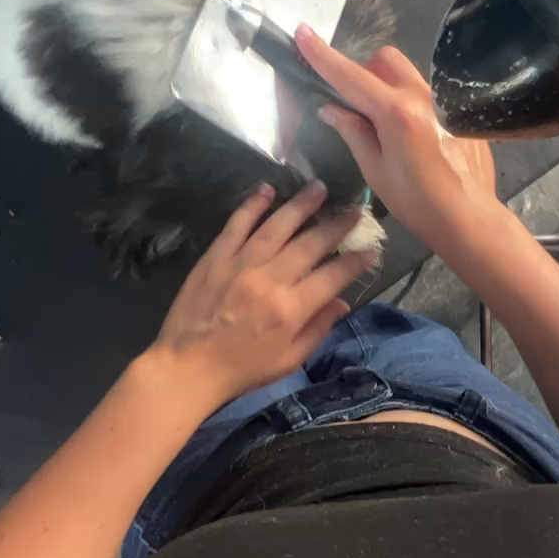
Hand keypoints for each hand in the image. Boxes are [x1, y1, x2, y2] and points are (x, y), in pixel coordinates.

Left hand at [145, 182, 377, 406]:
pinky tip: (268, 189)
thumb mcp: (290, 360)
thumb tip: (342, 302)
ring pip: (277, 226)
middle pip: (310, 244)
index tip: (371, 249)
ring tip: (319, 188)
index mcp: (290, 310)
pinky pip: (237, 224)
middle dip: (337, 225)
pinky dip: (253, 205)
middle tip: (355, 210)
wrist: (187, 367)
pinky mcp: (215, 257)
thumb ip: (318, 328)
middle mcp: (269, 280)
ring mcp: (240, 264)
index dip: (356, 261)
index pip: (333, 276)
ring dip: (301, 205)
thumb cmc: (243, 369)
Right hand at [295, 27, 501, 241]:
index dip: (323, 56)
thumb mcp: (376, 172)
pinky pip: (429, 95)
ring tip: (390, 128)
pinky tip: (419, 140)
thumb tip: (330, 109)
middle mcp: (422, 96)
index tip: (303, 33)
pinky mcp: (461, 112)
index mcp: (396, 113)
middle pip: (385, 60)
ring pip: (409, 75)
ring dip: (390, 88)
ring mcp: (445, 101)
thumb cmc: (418, 204)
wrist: (469, 218)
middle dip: (365, 72)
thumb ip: (353, 133)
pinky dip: (413, 105)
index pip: (351, 77)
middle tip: (359, 107)